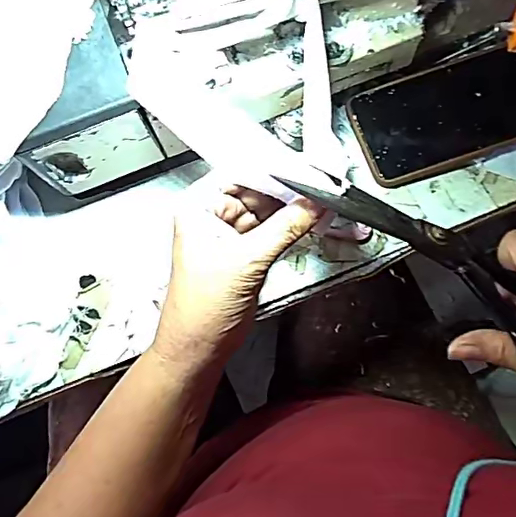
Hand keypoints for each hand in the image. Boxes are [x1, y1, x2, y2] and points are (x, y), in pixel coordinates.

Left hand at [154, 179, 322, 365]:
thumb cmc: (199, 309)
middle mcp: (209, 215)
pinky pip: (269, 229)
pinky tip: (306, 220)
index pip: (238, 172)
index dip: (271, 169)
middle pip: (254, 189)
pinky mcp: (242, 251)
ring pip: (265, 209)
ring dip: (290, 208)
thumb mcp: (247, 261)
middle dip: (286, 189)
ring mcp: (226, 233)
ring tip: (317, 201)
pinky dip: (288, 226)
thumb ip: (285, 228)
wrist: (199, 348)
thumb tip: (313, 204)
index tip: (302, 169)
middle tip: (317, 186)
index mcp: (197, 207)